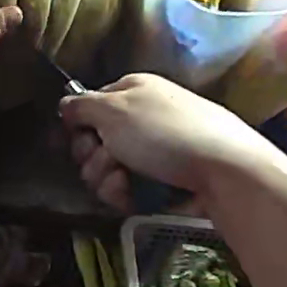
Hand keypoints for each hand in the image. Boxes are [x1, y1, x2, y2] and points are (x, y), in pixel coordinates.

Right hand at [59, 74, 286, 207]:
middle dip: (91, 157)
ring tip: (123, 181)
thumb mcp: (113, 110)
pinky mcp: (157, 181)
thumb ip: (80, 106)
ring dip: (103, 178)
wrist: (223, 170)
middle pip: (92, 142)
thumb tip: (63, 105)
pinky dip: (122, 193)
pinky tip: (132, 194)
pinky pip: (124, 188)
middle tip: (107, 160)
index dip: (77, 126)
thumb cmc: (164, 132)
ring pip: (104, 169)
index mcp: (131, 92)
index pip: (87, 108)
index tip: (80, 139)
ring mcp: (150, 152)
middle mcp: (139, 119)